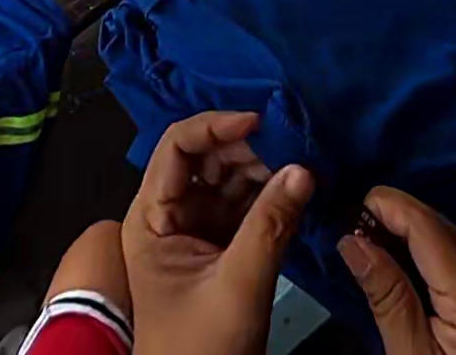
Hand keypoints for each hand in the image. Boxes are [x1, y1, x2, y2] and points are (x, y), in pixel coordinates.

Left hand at [122, 111, 315, 354]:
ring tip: (296, 168)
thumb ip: (270, 225)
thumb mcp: (237, 286)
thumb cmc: (202, 350)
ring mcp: (195, 225)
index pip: (176, 147)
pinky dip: (267, 192)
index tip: (256, 122)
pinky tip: (293, 188)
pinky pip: (242, 202)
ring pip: (227, 176)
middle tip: (287, 150)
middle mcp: (169, 211)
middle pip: (204, 157)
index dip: (213, 126)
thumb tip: (303, 169)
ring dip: (261, 168)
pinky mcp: (219, 242)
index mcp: (152, 215)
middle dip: (245, 149)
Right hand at [338, 187, 455, 354]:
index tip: (345, 213)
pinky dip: (426, 250)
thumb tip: (350, 238)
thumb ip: (387, 294)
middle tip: (350, 231)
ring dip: (407, 232)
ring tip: (368, 245)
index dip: (385, 206)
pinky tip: (400, 263)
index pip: (427, 225)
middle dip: (392, 217)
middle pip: (439, 224)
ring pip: (449, 235)